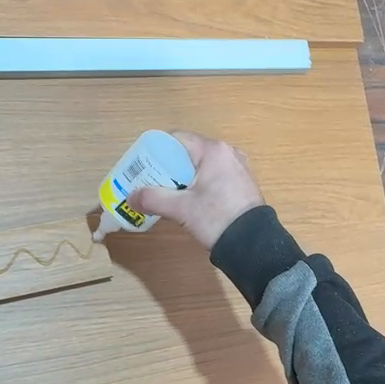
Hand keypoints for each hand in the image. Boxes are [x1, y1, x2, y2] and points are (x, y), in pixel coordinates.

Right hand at [125, 132, 263, 249]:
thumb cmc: (217, 219)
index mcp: (213, 151)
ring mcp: (239, 168)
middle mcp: (228, 153)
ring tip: (169, 195)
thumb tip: (131, 197)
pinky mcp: (243, 184)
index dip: (157, 151)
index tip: (144, 167)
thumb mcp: (182, 209)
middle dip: (169, 167)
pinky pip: (215, 177)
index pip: (177, 139)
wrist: (253, 244)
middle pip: (189, 153)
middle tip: (153, 184)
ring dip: (184, 178)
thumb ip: (154, 199)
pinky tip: (192, 202)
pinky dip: (200, 185)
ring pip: (202, 167)